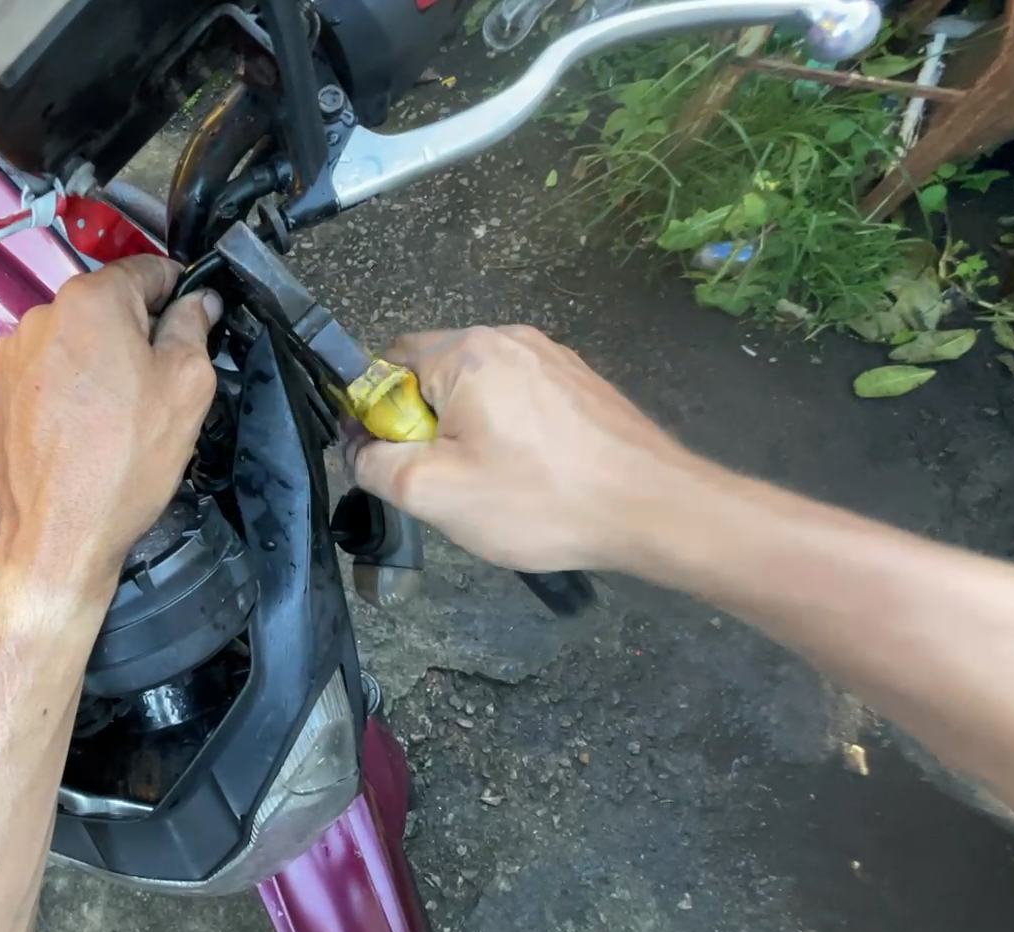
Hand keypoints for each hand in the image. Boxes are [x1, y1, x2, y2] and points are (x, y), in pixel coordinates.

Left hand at [0, 256, 220, 591]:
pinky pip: (51, 372)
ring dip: (104, 364)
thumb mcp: (186, 387)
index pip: (146, 269)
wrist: (57, 535)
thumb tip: (199, 301)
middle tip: (162, 384)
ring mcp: (15, 355)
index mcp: (90, 301)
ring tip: (122, 417)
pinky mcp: (2, 391)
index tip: (192, 314)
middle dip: (139, 335)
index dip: (178, 290)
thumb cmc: (120, 466)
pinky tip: (90, 429)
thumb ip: (194, 328)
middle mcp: (42, 317)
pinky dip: (74, 388)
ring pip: (78, 342)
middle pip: (108, 307)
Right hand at [347, 325, 696, 572]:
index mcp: (466, 352)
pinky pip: (512, 395)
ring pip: (471, 387)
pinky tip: (521, 469)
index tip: (388, 454)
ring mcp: (550, 356)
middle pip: (429, 373)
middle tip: (437, 474)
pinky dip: (499, 427)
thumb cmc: (535, 499)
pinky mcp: (578, 381)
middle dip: (418, 422)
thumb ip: (372, 464)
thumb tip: (357, 448)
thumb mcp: (430, 491)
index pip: (386, 362)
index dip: (372, 410)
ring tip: (482, 478)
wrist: (656, 511)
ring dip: (458, 427)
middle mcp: (508, 338)